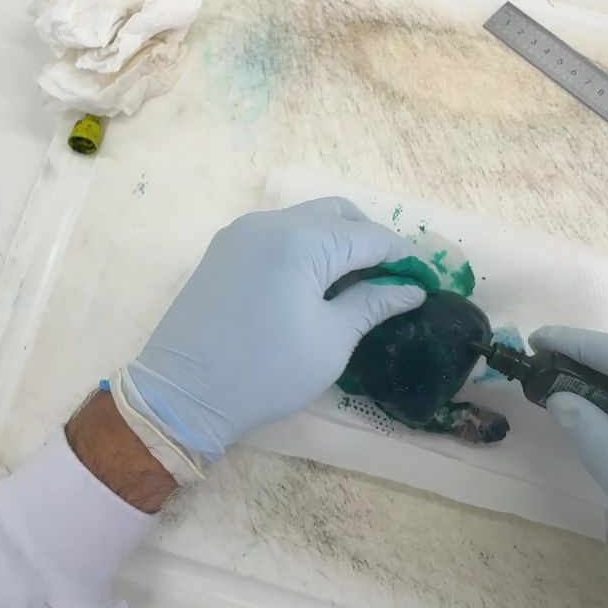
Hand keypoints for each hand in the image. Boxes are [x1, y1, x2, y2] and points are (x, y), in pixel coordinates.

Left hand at [122, 199, 425, 458]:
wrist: (183, 394)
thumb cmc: (265, 373)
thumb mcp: (331, 341)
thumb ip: (372, 304)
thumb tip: (411, 289)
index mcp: (300, 240)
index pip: (368, 236)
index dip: (402, 256)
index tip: (425, 280)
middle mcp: (269, 221)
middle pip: (337, 214)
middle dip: (370, 240)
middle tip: (391, 279)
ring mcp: (242, 231)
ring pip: (305, 218)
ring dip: (337, 240)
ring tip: (356, 281)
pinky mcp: (224, 247)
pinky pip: (277, 232)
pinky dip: (305, 246)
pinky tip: (315, 280)